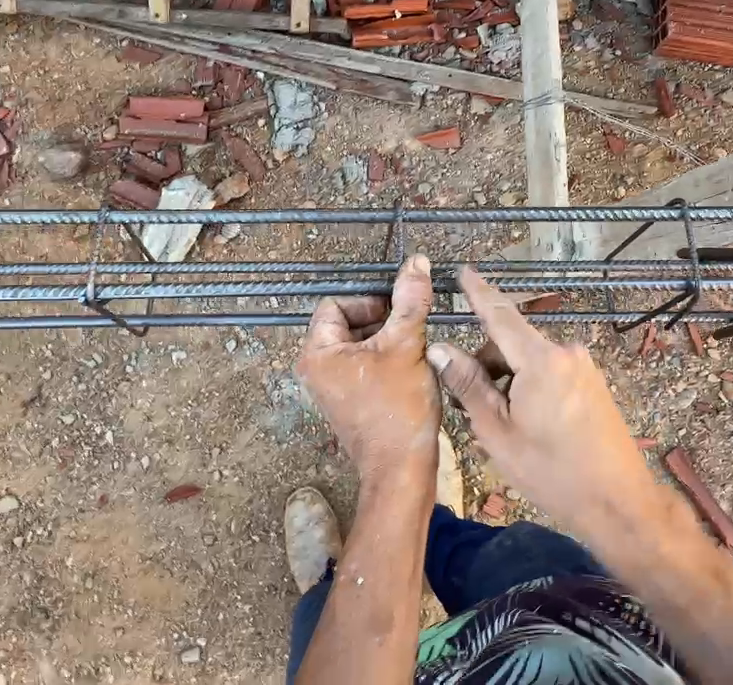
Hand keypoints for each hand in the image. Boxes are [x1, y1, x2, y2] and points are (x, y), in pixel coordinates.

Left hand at [295, 255, 439, 479]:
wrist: (401, 469)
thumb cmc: (398, 407)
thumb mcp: (406, 344)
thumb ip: (410, 300)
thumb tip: (416, 262)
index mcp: (317, 352)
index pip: (336, 304)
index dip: (369, 301)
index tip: (397, 310)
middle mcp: (316, 369)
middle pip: (348, 322)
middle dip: (381, 320)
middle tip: (409, 328)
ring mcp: (331, 388)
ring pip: (360, 345)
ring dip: (387, 340)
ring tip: (413, 349)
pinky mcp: (349, 402)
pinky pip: (364, 367)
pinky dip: (386, 361)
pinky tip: (410, 369)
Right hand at [427, 268, 657, 532]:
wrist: (619, 505)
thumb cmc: (552, 473)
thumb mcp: (498, 432)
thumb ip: (468, 385)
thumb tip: (440, 349)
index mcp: (541, 360)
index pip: (500, 315)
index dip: (478, 292)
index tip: (463, 271)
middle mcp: (566, 353)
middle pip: (511, 344)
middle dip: (487, 367)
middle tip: (470, 410)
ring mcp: (584, 368)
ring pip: (530, 362)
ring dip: (508, 382)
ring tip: (500, 427)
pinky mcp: (593, 384)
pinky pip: (550, 374)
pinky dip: (529, 389)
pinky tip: (525, 426)